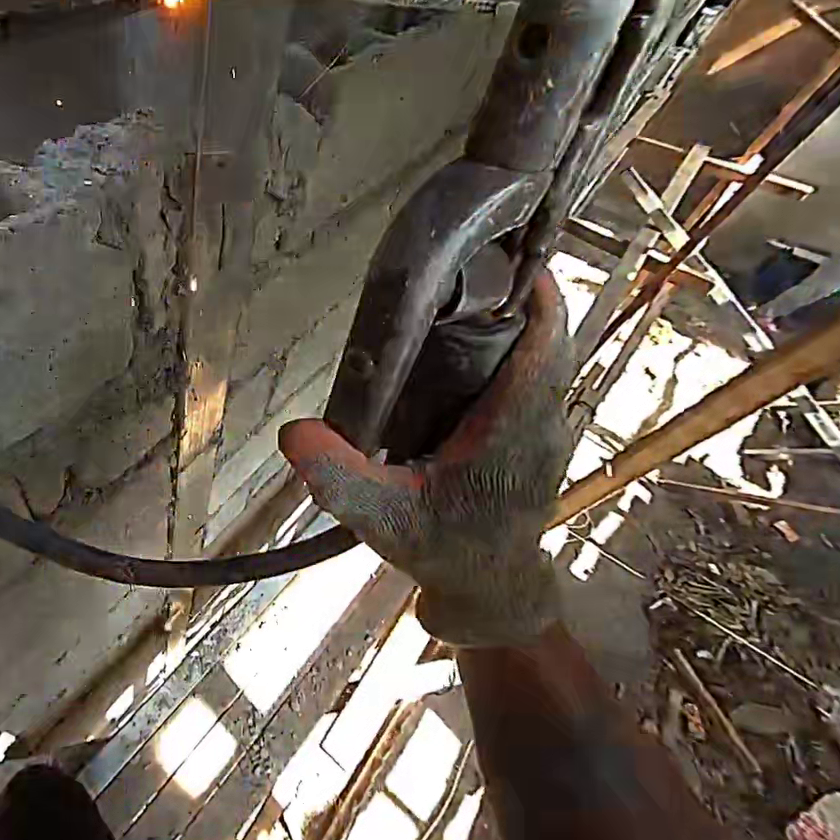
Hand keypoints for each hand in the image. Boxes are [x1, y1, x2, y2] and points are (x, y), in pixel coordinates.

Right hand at [278, 273, 576, 646]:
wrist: (491, 588)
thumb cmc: (445, 550)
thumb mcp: (383, 519)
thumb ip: (338, 476)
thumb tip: (295, 433)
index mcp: (516, 422)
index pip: (544, 335)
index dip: (530, 285)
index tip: (494, 250)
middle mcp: (543, 414)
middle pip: (544, 330)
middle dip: (510, 290)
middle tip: (452, 269)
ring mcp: (545, 422)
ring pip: (541, 349)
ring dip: (510, 315)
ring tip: (451, 298)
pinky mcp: (535, 429)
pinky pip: (531, 369)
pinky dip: (506, 344)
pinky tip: (458, 347)